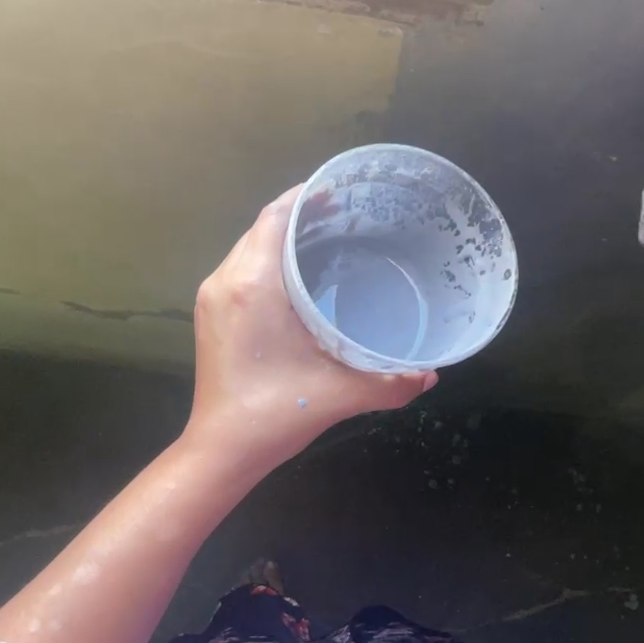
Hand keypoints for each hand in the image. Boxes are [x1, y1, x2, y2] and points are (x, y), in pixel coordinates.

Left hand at [185, 186, 435, 471]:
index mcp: (253, 285)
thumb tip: (431, 374)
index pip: (276, 217)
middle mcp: (227, 281)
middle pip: (263, 227)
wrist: (222, 450)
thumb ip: (390, 383)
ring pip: (251, 247)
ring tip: (330, 240)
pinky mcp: (212, 315)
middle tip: (350, 217)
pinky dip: (271, 260)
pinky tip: (303, 277)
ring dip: (285, 238)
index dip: (308, 197)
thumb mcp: (340, 394)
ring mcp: (214, 297)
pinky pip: (243, 268)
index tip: (345, 192)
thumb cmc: (275, 415)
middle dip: (303, 216)